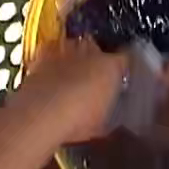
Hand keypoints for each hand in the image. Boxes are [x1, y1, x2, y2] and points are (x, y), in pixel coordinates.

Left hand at [14, 38, 128, 143]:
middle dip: (96, 60)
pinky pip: (54, 48)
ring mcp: (69, 47)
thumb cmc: (78, 120)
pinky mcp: (47, 50)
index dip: (121, 67)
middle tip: (91, 77)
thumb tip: (108, 109)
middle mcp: (93, 50)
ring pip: (76, 45)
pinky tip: (50, 69)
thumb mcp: (101, 123)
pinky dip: (53, 56)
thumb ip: (108, 108)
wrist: (44, 111)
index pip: (124, 59)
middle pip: (99, 49)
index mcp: (112, 66)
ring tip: (70, 73)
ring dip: (75, 56)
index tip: (119, 76)